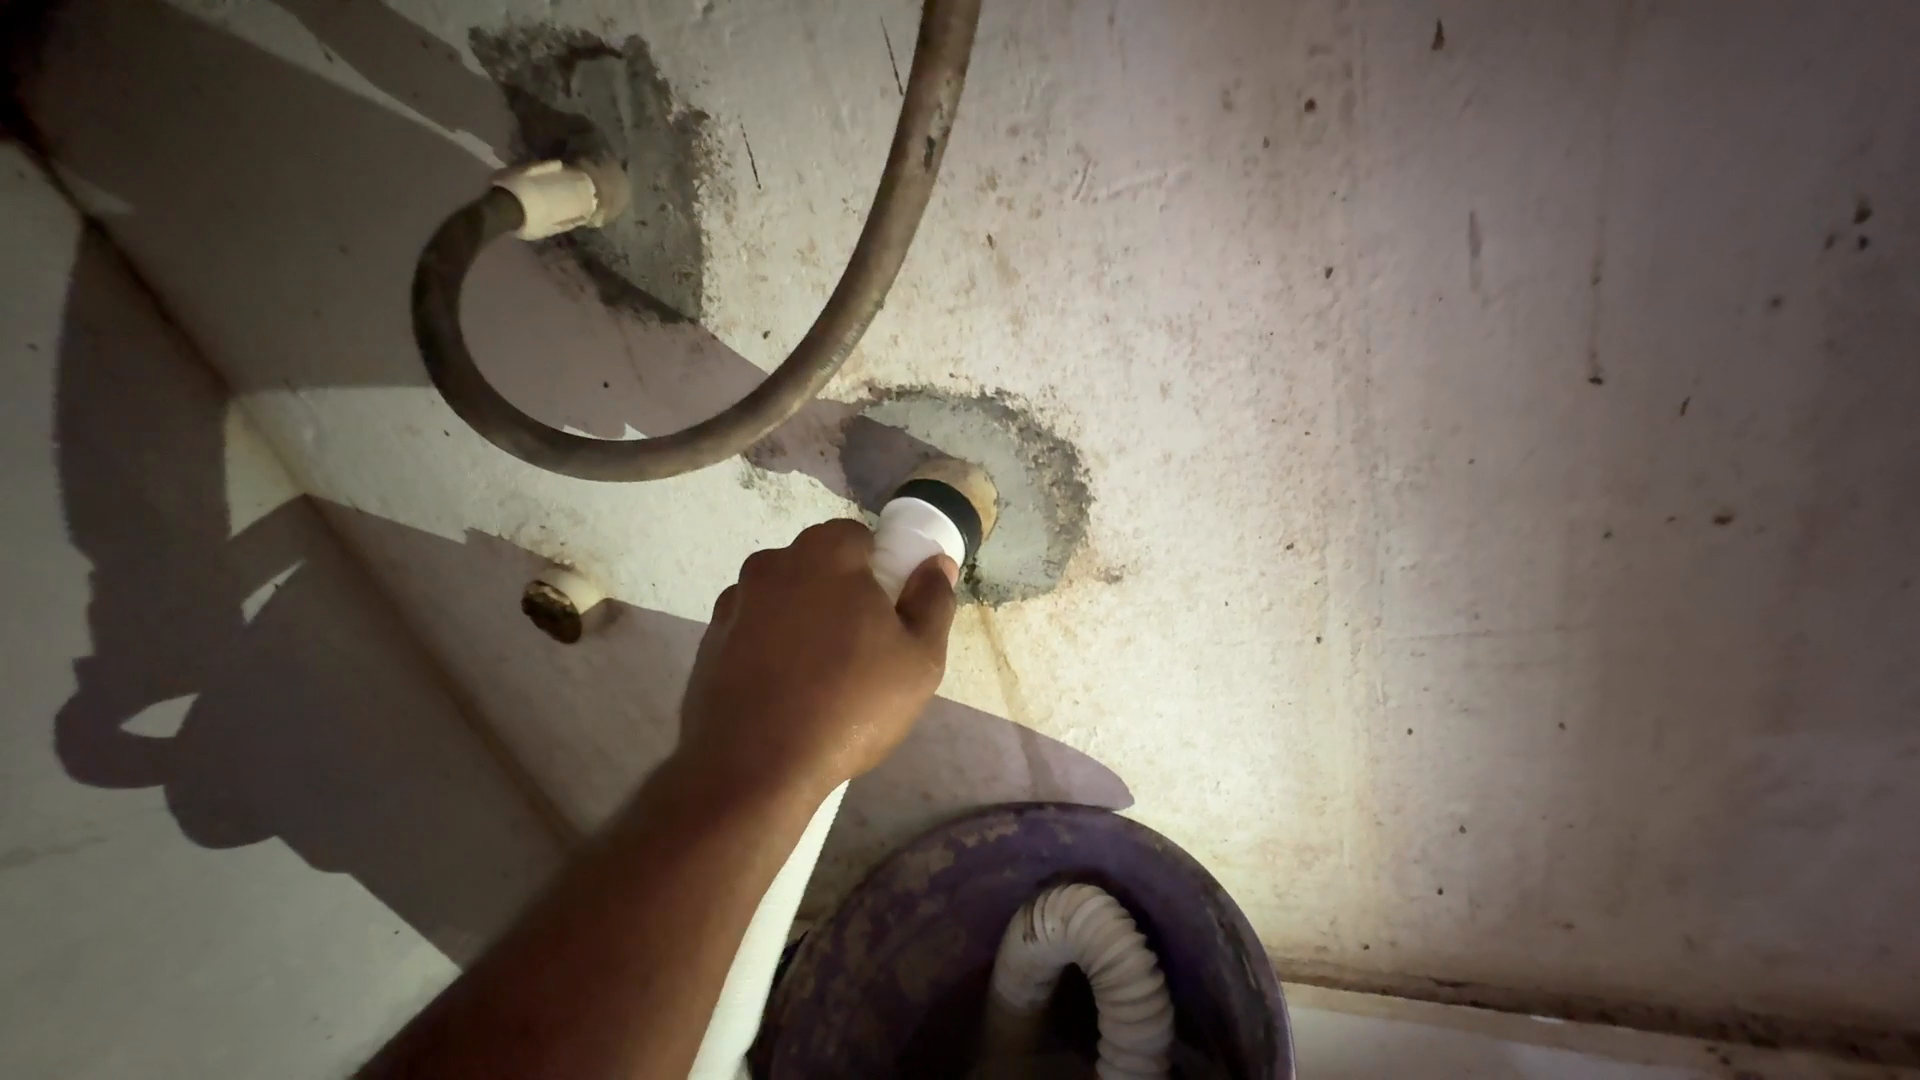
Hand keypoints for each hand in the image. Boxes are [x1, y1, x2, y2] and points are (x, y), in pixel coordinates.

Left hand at [676, 519, 958, 799]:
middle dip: (842, 594)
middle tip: (863, 651)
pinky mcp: (709, 642)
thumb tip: (936, 564)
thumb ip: (933, 601)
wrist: (754, 769)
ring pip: (784, 599)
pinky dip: (771, 649)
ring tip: (820, 679)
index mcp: (824, 553)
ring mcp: (733, 603)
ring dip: (804, 621)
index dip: (881, 573)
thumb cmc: (851, 705)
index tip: (889, 617)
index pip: (860, 538)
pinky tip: (785, 693)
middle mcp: (771, 564)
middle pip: (819, 566)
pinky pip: (754, 631)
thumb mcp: (919, 659)